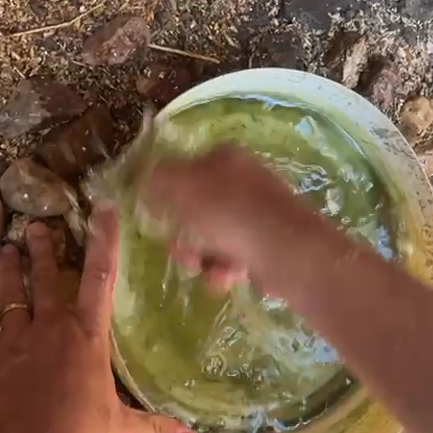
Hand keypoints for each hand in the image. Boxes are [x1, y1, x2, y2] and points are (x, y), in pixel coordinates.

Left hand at [0, 209, 195, 432]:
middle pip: (49, 278)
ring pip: (11, 293)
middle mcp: (52, 327)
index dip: (103, 240)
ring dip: (8, 269)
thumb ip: (156, 429)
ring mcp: (16, 338)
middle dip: (44, 250)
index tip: (103, 209)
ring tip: (4, 247)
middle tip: (36, 226)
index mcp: (87, 337)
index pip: (101, 278)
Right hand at [141, 144, 341, 291]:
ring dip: (203, 256)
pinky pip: (239, 253)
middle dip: (185, 234)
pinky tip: (226, 276)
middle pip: (201, 207)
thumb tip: (148, 178)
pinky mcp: (272, 240)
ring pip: (218, 234)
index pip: (189, 168)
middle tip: (179, 253)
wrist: (285, 247)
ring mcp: (262, 210)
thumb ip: (159, 178)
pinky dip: (227, 267)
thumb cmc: (228, 210)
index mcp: (226, 156)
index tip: (159, 217)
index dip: (170, 193)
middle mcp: (246, 178)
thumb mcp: (182, 186)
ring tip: (203, 270)